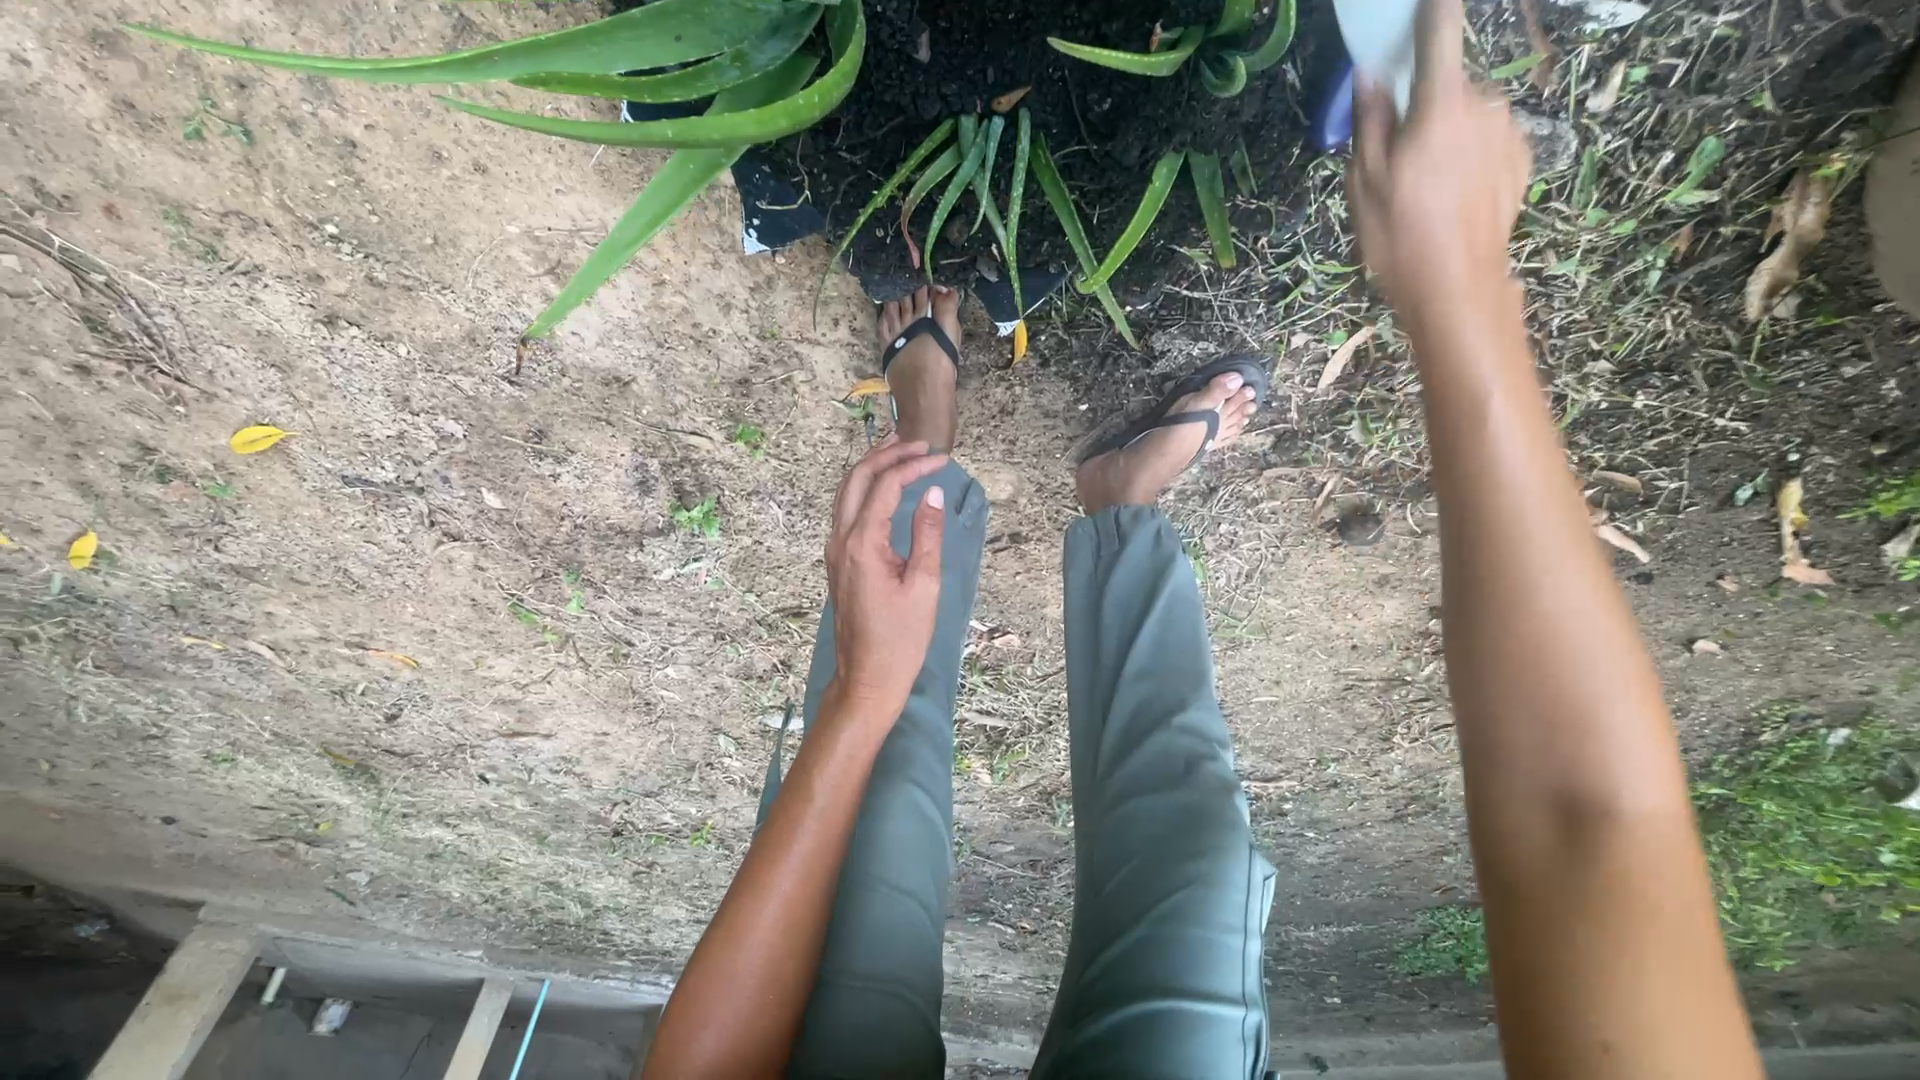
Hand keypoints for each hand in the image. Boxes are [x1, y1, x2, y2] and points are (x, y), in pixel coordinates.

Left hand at [824, 436, 948, 715]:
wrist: (867, 677)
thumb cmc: (902, 639)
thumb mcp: (925, 585)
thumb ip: (928, 534)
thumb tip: (932, 493)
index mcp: (862, 544)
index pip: (885, 487)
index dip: (914, 466)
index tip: (942, 460)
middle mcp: (841, 540)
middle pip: (856, 479)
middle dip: (886, 454)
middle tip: (917, 443)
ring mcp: (835, 550)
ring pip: (846, 492)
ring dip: (871, 467)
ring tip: (898, 449)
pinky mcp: (838, 560)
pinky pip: (846, 510)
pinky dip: (865, 488)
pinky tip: (885, 485)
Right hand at [1347, 0, 1531, 338]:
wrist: (1457, 285)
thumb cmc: (1399, 236)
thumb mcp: (1364, 183)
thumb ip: (1370, 121)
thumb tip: (1372, 75)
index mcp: (1440, 105)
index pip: (1441, 30)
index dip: (1433, 7)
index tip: (1425, 1)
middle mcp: (1483, 104)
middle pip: (1449, 83)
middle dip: (1425, 106)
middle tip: (1400, 156)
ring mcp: (1508, 130)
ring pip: (1469, 113)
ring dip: (1448, 133)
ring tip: (1427, 186)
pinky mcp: (1523, 156)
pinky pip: (1488, 138)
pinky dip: (1470, 153)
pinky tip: (1454, 193)